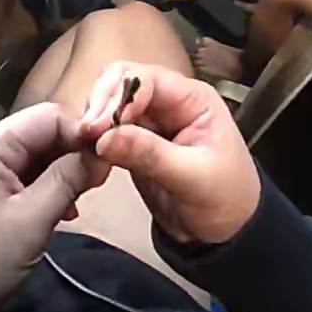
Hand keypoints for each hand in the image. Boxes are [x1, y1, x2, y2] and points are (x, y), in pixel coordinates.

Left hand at [0, 103, 108, 311]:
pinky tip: (68, 208)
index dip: (82, 132)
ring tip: (88, 194)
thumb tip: (102, 152)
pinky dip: (54, 184)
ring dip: (67, 170)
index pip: (50, 116)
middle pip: (46, 131)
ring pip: (43, 152)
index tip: (110, 157)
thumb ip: (67, 180)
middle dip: (76, 150)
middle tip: (102, 179)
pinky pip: (33, 172)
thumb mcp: (30, 221)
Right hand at [75, 64, 259, 245]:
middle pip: (122, 81)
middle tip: (86, 134)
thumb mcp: (193, 178)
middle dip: (101, 102)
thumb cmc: (224, 199)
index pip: (147, 79)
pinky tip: (88, 152)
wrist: (226, 233)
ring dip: (94, 118)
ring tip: (85, 144)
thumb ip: (150, 154)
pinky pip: (106, 126)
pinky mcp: (133, 139)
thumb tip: (104, 139)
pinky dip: (94, 136)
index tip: (98, 126)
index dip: (118, 96)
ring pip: (109, 101)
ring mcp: (149, 118)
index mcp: (192, 98)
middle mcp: (168, 100)